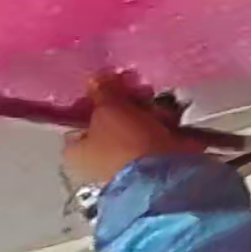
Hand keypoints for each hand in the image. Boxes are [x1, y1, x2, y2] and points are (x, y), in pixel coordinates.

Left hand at [62, 73, 204, 186]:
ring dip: (153, 117)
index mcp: (75, 151)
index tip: (119, 88)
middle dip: (133, 107)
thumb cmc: (127, 142)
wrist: (165, 175)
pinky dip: (168, 132)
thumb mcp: (109, 110)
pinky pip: (160, 142)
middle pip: (115, 123)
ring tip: (165, 114)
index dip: (102, 100)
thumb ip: (103, 91)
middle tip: (146, 97)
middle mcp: (98, 162)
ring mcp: (129, 166)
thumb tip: (97, 76)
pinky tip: (175, 124)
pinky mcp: (157, 168)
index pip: (85, 118)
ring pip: (140, 131)